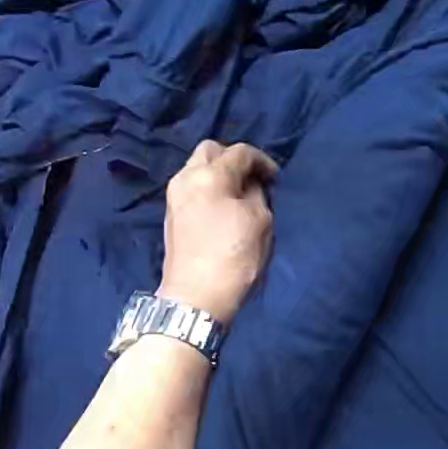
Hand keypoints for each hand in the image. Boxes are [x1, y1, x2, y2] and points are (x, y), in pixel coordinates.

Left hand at [158, 141, 278, 323]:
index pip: (240, 152)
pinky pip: (192, 187)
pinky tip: (224, 207)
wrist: (197, 297)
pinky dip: (209, 188)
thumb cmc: (235, 257)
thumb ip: (257, 193)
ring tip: (239, 194)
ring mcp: (175, 196)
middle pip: (211, 151)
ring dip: (219, 174)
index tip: (276, 179)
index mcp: (210, 175)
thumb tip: (251, 184)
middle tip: (253, 179)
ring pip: (198, 168)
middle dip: (233, 159)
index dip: (263, 161)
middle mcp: (186, 178)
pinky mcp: (171, 214)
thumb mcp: (261, 221)